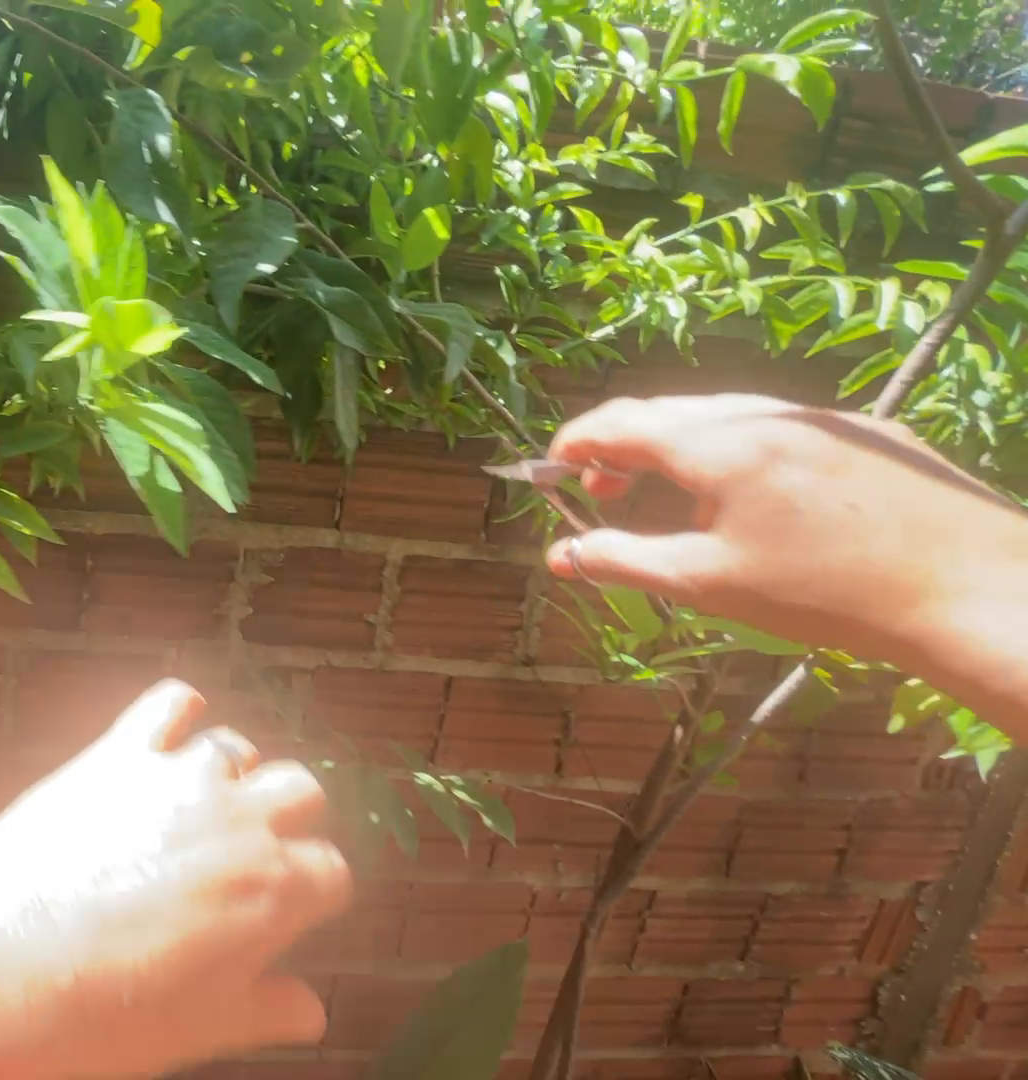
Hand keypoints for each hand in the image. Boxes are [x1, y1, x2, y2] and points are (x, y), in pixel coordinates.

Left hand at [0, 679, 350, 1078]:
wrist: (6, 955)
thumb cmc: (105, 1010)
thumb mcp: (202, 1029)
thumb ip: (266, 1010)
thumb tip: (310, 1011)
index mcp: (275, 890)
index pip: (331, 870)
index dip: (314, 886)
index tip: (291, 899)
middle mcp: (240, 819)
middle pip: (300, 787)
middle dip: (289, 812)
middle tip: (253, 841)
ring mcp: (180, 776)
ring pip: (236, 746)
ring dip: (232, 768)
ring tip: (206, 794)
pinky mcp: (122, 750)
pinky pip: (168, 702)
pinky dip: (178, 706)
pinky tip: (177, 719)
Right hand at [542, 393, 1026, 664]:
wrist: (986, 597)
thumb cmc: (826, 591)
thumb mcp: (704, 581)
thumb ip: (618, 560)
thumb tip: (558, 554)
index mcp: (722, 445)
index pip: (618, 423)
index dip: (573, 444)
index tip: (550, 472)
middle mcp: (768, 415)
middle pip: (663, 412)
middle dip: (618, 448)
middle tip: (604, 494)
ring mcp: (823, 419)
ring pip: (718, 414)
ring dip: (671, 448)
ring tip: (669, 499)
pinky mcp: (867, 435)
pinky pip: (771, 427)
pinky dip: (727, 451)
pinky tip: (746, 499)